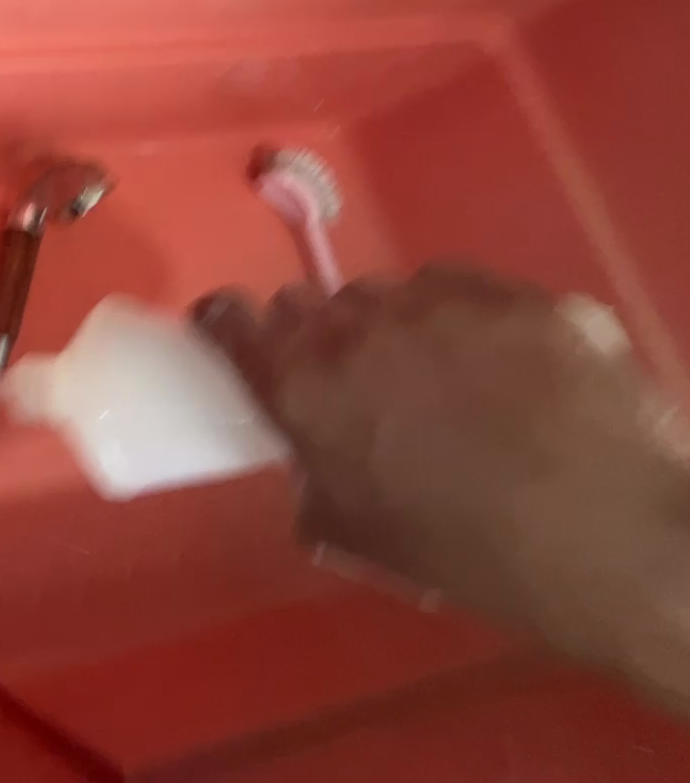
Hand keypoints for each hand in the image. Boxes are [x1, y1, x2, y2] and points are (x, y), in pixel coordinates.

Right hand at [193, 265, 689, 686]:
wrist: (617, 553)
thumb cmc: (457, 551)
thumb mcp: (340, 525)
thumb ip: (304, 467)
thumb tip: (311, 452)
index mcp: (294, 382)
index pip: (224, 316)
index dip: (227, 324)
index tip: (243, 339)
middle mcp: (349, 330)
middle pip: (302, 299)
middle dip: (316, 332)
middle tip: (355, 374)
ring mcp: (438, 307)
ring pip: (385, 289)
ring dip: (391, 321)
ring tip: (439, 365)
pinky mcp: (521, 300)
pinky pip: (466, 286)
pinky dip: (469, 313)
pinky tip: (504, 358)